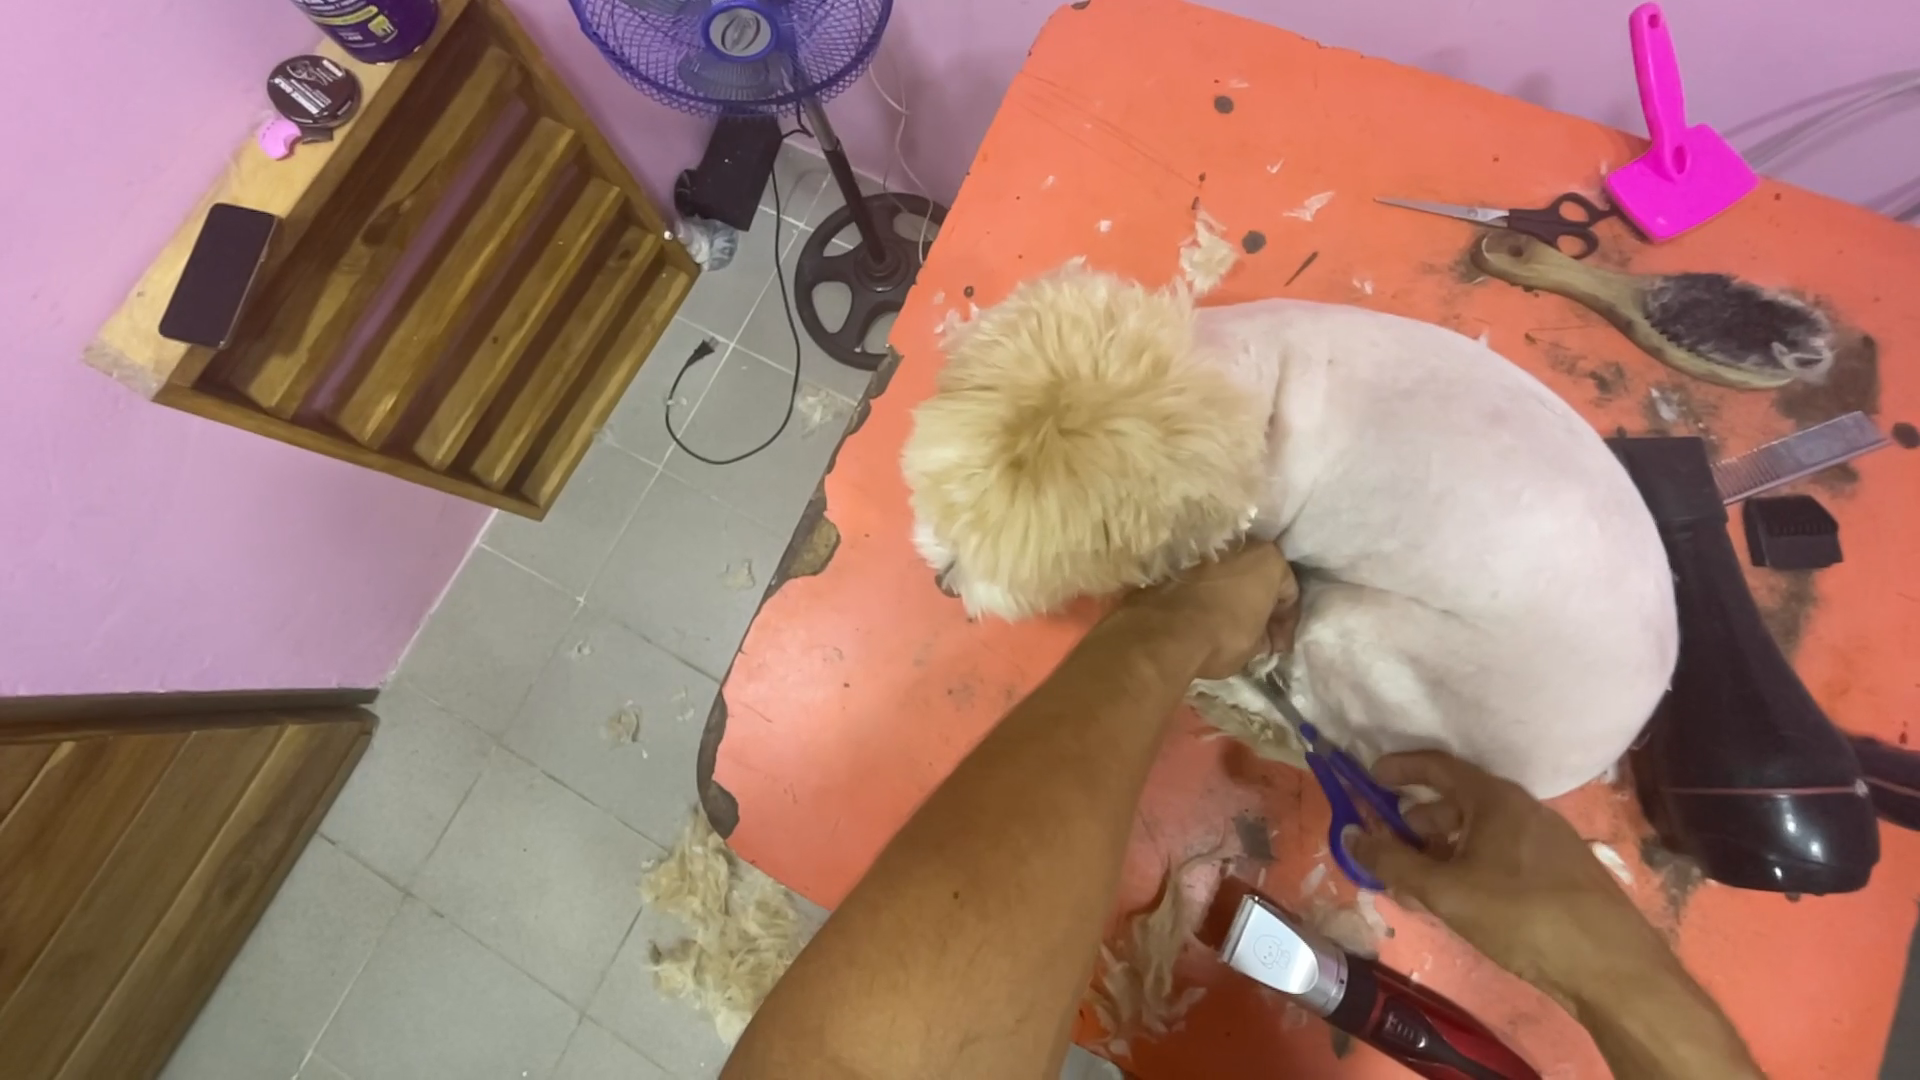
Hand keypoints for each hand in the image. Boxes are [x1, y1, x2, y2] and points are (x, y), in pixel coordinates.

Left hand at [1121, 543, 1298, 679]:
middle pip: (1255, 577)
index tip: (1279, 647)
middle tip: (1258, 637)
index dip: (1286, 624)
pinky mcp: (1171, 563)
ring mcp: (1201, 551)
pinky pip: (1197, 581)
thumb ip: (1264, 634)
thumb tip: (1260, 637)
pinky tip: (1201, 618)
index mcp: (1267, 558)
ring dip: (1230, 598)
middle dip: (1258, 606)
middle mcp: (1236, 545)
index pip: (1289, 591)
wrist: (1163, 633)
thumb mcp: (1256, 645)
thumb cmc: (1223, 636)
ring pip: (1225, 577)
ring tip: (1228, 628)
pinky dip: (1203, 597)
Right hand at [1344, 752, 1675, 1008]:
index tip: (1371, 778)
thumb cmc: (1521, 916)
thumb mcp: (1442, 890)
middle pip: (1457, 801)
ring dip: (1442, 849)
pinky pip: (1503, 855)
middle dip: (1417, 820)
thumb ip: (1389, 859)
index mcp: (1495, 799)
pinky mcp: (1565, 874)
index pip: (1437, 765)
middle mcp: (1524, 810)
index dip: (1399, 768)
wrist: (1619, 976)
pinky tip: (1461, 901)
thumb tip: (1350, 835)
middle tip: (1392, 842)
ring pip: (1481, 832)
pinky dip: (1471, 865)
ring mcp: (1550, 842)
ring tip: (1421, 882)